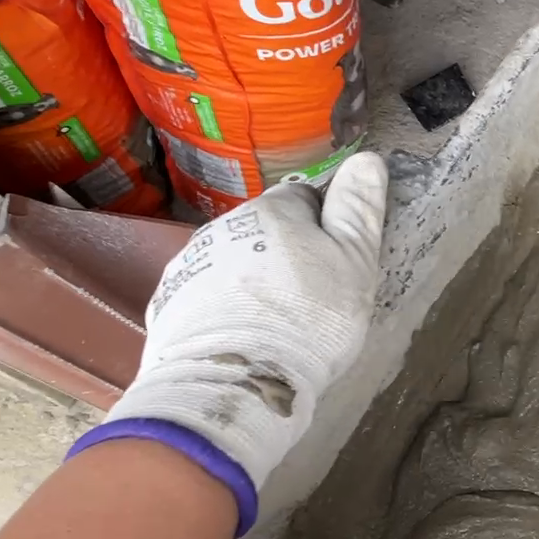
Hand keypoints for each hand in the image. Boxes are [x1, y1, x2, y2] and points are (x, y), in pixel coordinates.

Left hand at [73, 153, 388, 534]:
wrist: (236, 380)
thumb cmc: (310, 316)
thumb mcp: (354, 263)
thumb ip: (359, 211)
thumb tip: (367, 158)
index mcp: (274, 212)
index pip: (306, 197)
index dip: (328, 224)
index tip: (340, 260)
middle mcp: (225, 227)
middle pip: (267, 230)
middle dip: (289, 252)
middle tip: (316, 296)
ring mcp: (191, 265)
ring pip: (236, 261)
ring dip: (257, 279)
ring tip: (279, 320)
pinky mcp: (171, 304)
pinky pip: (209, 294)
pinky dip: (228, 307)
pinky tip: (247, 335)